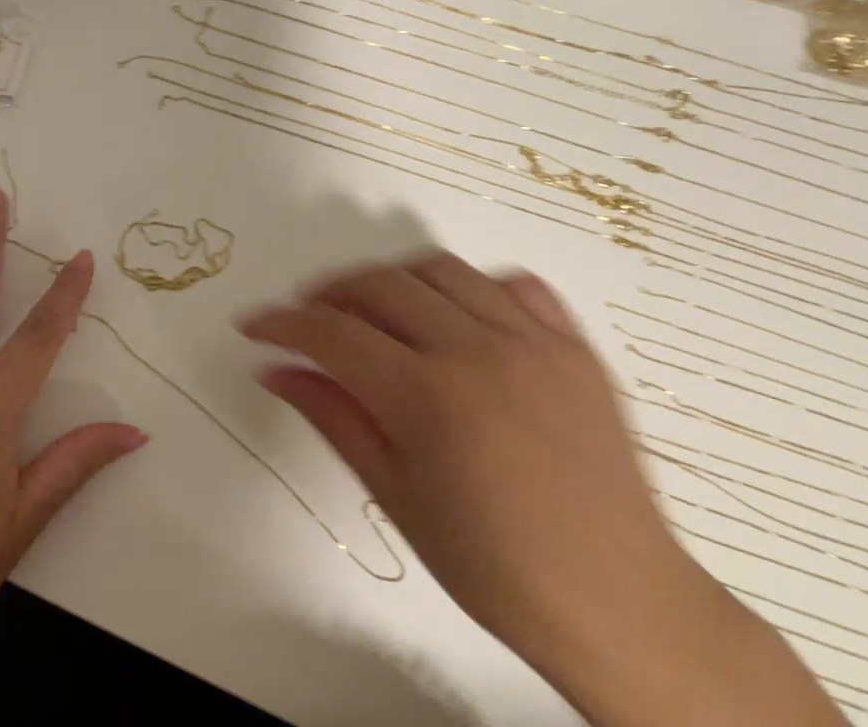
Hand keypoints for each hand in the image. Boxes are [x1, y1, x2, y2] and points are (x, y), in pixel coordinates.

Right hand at [241, 254, 844, 726]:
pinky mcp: (575, 348)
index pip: (332, 332)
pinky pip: (512, 285)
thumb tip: (275, 369)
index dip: (281, 322)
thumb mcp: (393, 493)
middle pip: (379, 285)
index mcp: (428, 396)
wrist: (615, 598)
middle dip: (326, 294)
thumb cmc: (489, 564)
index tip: (252, 326)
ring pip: (439, 270)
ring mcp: (535, 343)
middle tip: (303, 319)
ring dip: (388, 280)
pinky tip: (449, 318)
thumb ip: (333, 416)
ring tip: (367, 311)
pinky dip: (467, 287)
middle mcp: (480, 351)